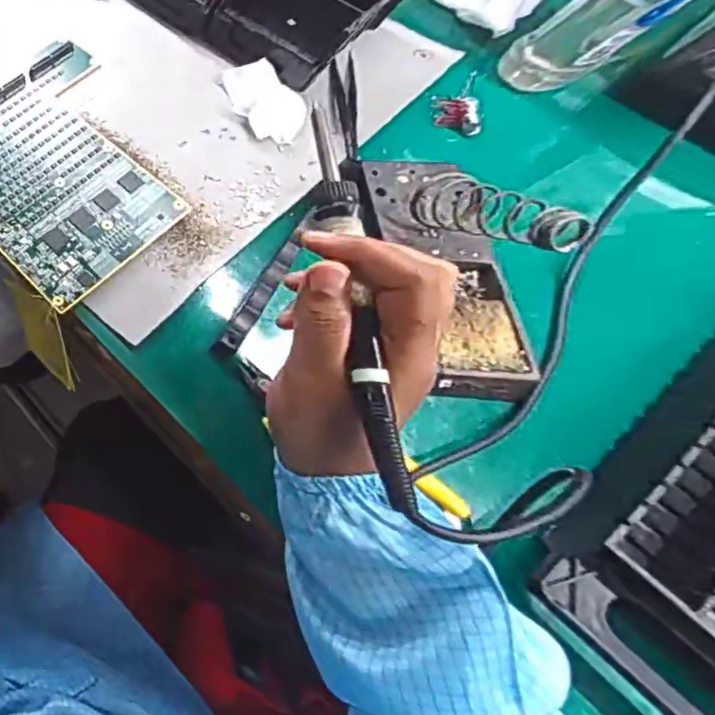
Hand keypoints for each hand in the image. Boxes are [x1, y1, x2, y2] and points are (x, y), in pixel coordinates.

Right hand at [265, 232, 456, 476]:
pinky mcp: (375, 346)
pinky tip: (301, 306)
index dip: (369, 251)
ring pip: (389, 286)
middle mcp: (414, 341)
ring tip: (299, 286)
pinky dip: (333, 293)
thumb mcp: (312, 376)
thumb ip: (323, 322)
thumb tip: (330, 270)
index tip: (319, 246)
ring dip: (343, 274)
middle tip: (314, 255)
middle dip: (362, 255)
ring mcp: (397, 343)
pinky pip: (367, 304)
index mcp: (410, 349)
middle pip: (414, 275)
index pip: (415, 279)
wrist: (323, 467)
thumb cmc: (320, 431)